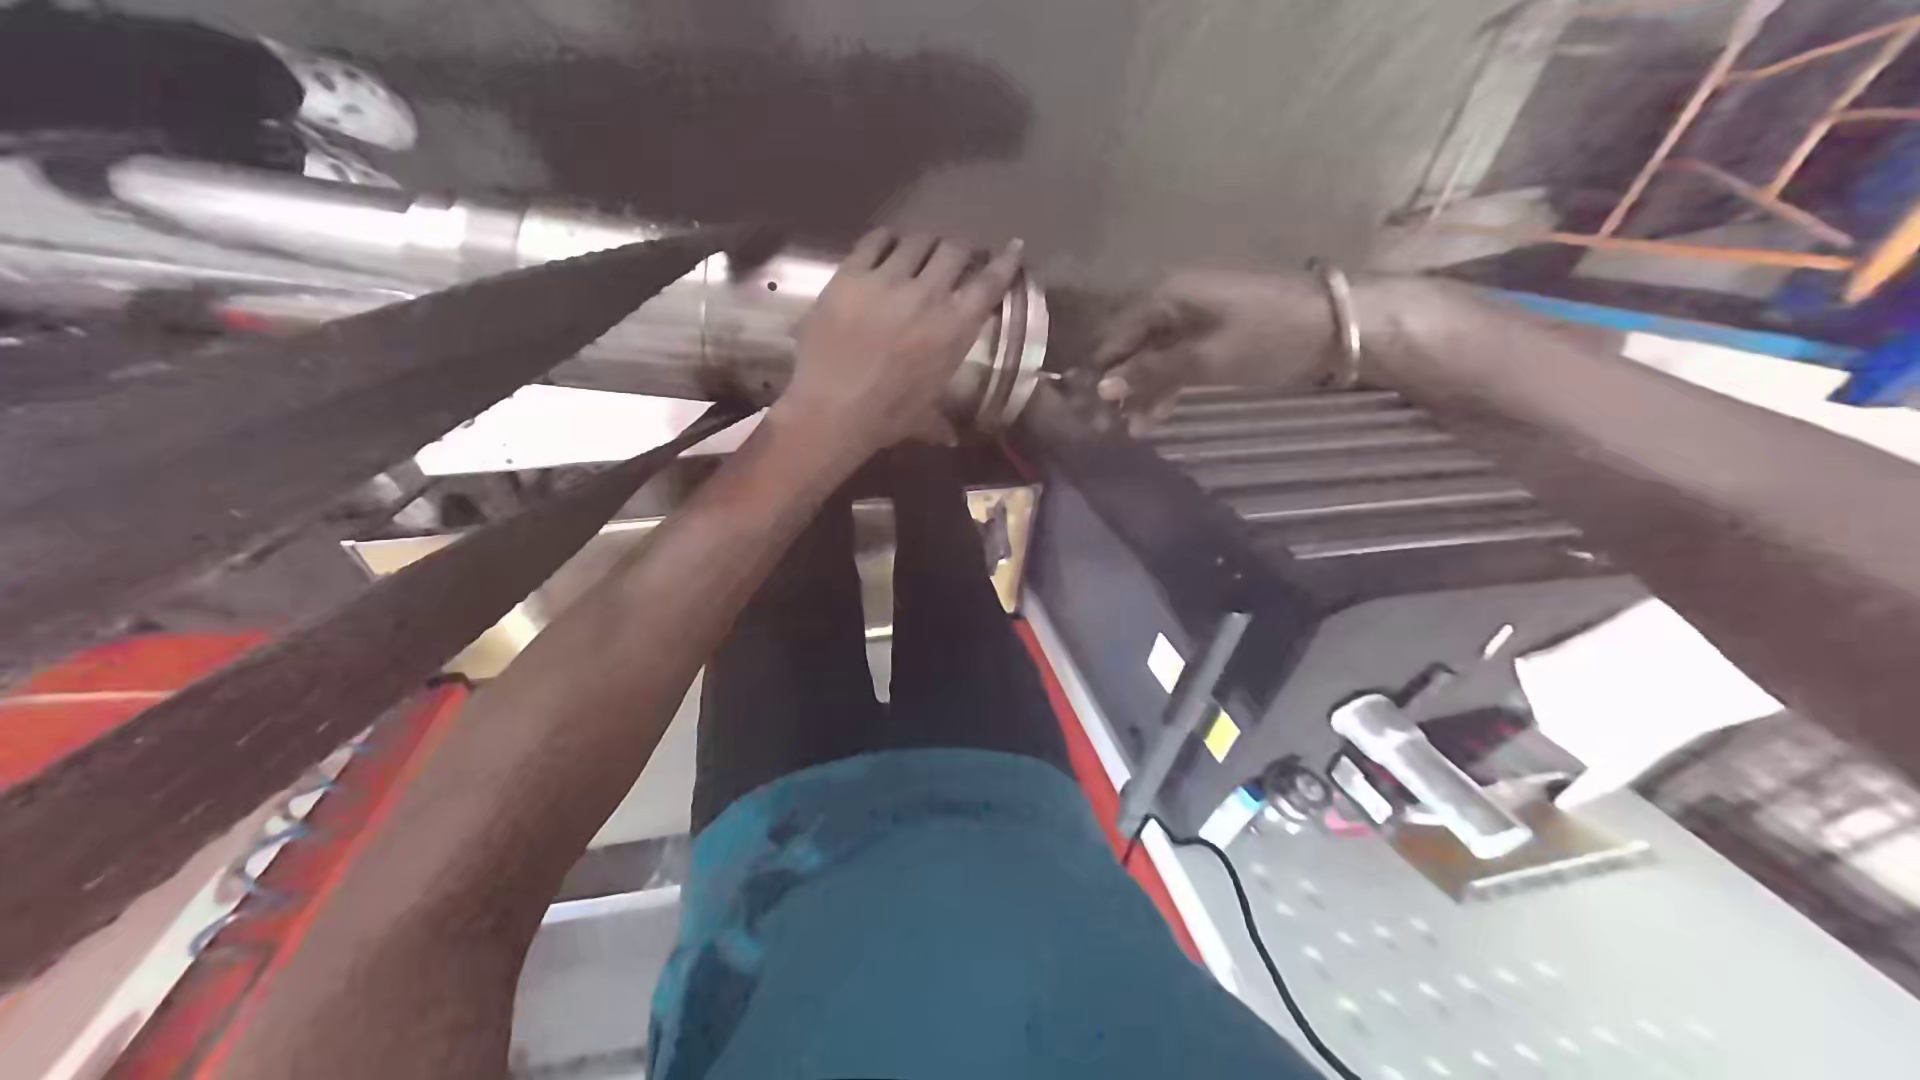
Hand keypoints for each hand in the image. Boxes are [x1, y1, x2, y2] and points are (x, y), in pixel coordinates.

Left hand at [779, 230, 1023, 454]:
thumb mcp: (927, 414)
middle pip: (955, 250)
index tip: (1013, 248)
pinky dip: (886, 240)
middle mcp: (928, 294)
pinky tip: (886, 246)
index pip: (990, 282)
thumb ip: (943, 416)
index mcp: (954, 328)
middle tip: (957, 257)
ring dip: (925, 244)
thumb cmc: (885, 418)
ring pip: (917, 240)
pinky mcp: (851, 274)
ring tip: (920, 251)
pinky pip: (875, 240)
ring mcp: (887, 280)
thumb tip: (952, 440)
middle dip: (961, 251)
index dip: (1006, 261)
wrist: (832, 409)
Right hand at [1089, 270, 1338, 429]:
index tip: (1087, 411)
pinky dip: (1163, 389)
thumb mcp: (1205, 358)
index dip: (1098, 375)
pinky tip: (1153, 418)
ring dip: (1139, 394)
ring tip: (1130, 431)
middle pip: (1128, 349)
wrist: (1335, 326)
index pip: (1113, 338)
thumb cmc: (1266, 337)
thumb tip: (1102, 388)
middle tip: (1106, 427)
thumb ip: (1151, 372)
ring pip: (1150, 360)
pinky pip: (1173, 363)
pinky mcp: (1208, 337)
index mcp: (1163, 298)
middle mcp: (1169, 304)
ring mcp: (1190, 320)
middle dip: (1116, 388)